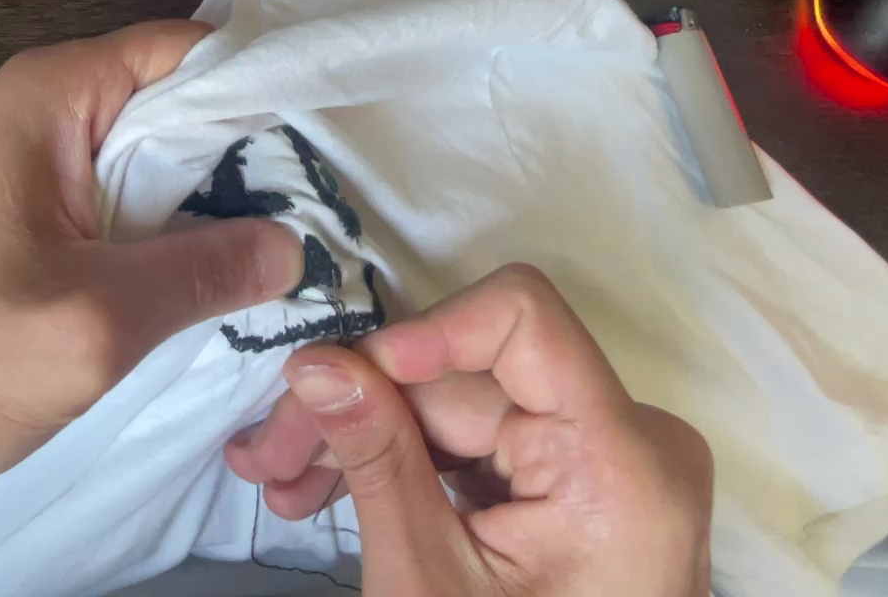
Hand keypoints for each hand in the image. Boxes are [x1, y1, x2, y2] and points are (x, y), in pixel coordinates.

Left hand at [0, 22, 303, 567]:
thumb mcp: (86, 322)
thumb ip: (199, 274)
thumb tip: (290, 244)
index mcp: (59, 92)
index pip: (192, 52)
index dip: (271, 86)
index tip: (348, 136)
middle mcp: (53, 110)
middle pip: (180, 109)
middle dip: (256, 158)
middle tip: (346, 214)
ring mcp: (42, 167)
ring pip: (157, 167)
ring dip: (219, 207)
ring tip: (313, 251)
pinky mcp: (35, 220)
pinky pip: (125, 211)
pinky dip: (175, 239)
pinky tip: (231, 279)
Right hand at [224, 265, 712, 595]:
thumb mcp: (428, 583)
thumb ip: (373, 457)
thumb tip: (309, 361)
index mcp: (622, 461)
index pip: (521, 318)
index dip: (422, 329)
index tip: (334, 371)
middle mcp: (618, 437)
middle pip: (454, 374)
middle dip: (349, 407)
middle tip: (265, 454)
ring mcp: (586, 455)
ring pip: (438, 405)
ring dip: (352, 439)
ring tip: (278, 483)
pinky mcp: (555, 476)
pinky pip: (456, 440)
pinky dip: (388, 461)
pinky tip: (321, 491)